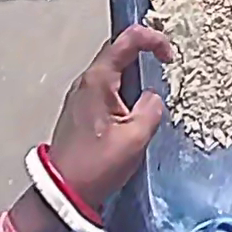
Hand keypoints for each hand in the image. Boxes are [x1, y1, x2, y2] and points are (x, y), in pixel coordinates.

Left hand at [46, 25, 173, 209]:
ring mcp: (81, 92)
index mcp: (98, 79)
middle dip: (144, 49)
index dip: (153, 39)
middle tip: (166, 63)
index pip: (127, 40)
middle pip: (118, 49)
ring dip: (135, 69)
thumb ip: (151, 109)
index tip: (169, 57)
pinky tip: (136, 102)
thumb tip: (151, 96)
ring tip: (154, 83)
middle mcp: (87, 79)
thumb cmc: (97, 164)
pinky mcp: (81, 107)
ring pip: (112, 67)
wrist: (62, 192)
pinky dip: (125, 84)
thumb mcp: (134, 139)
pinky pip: (107, 84)